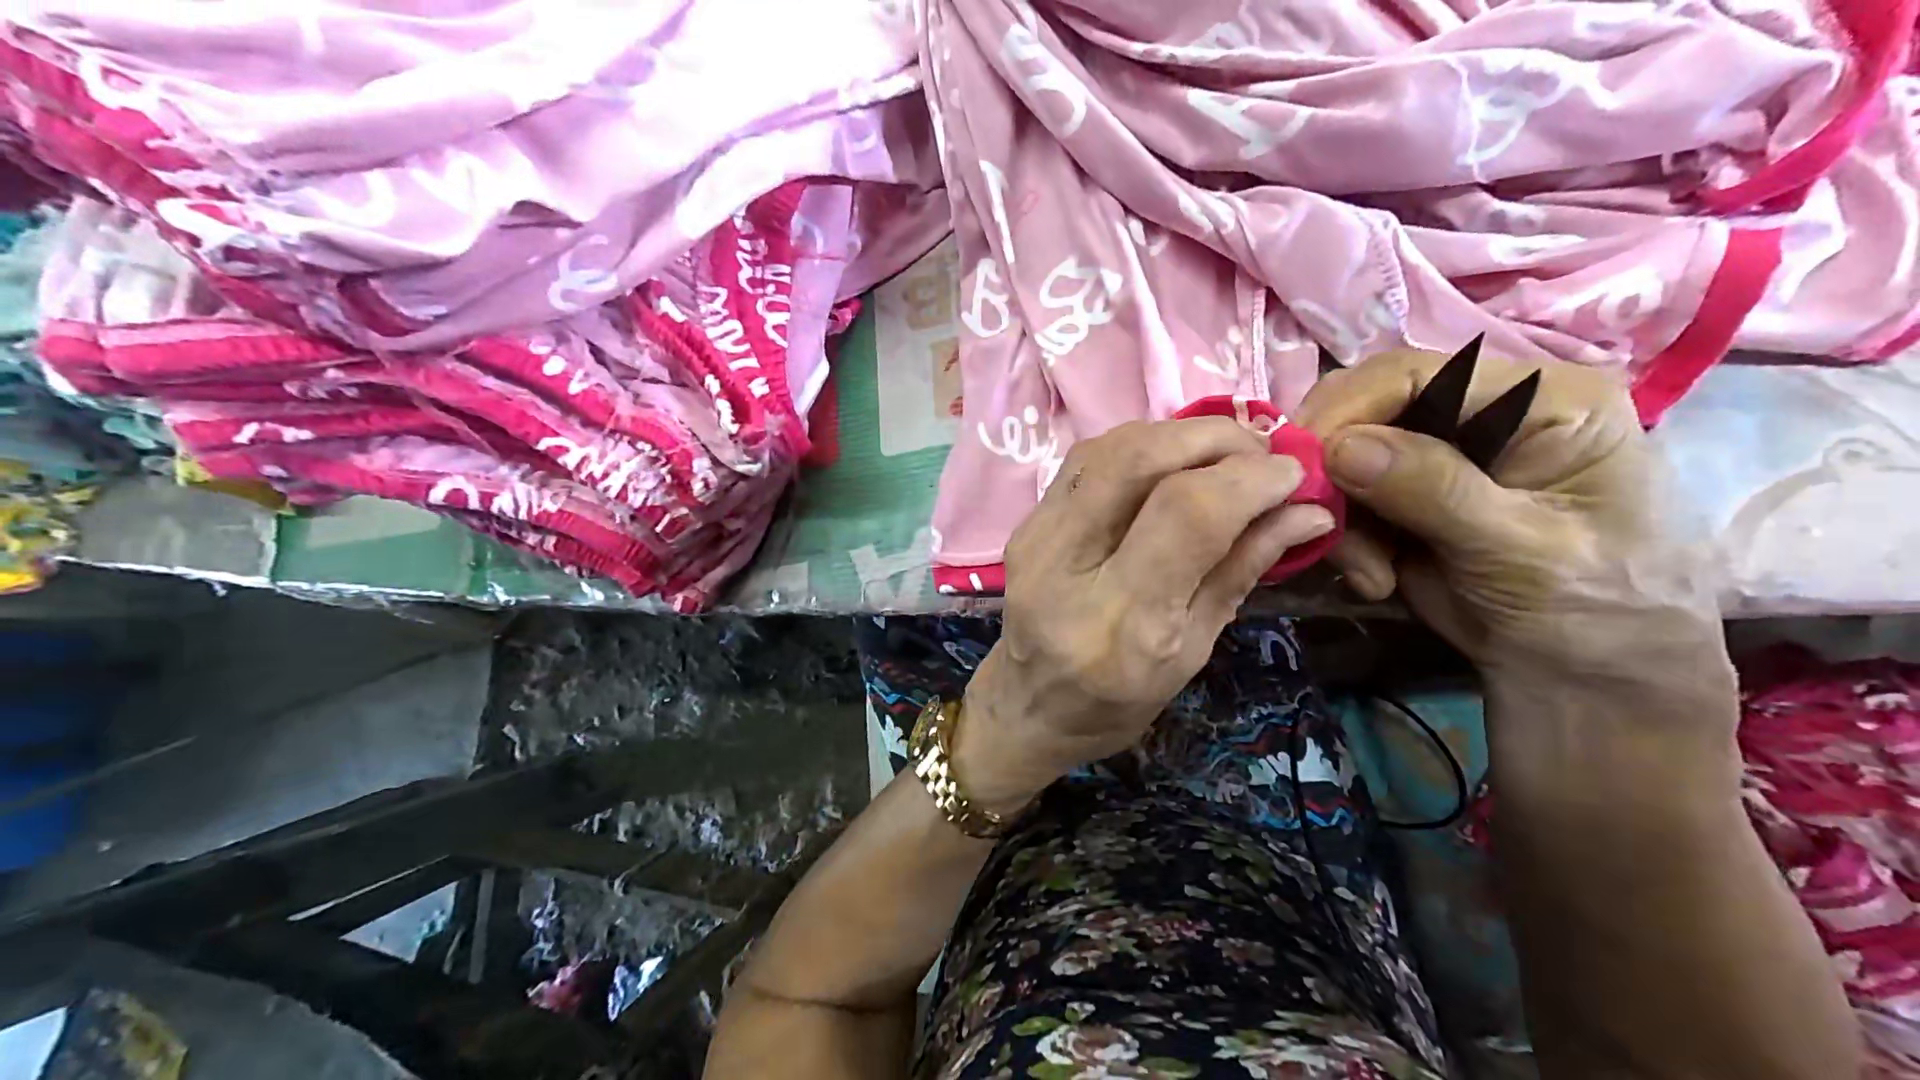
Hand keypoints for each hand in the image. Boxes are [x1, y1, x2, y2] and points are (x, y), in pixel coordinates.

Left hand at [952, 418, 1337, 815]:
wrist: (1029, 705)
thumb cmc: (1118, 700)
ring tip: (1223, 454)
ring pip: (1109, 447)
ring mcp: (1036, 537)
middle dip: (1213, 438)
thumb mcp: (1194, 650)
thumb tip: (1308, 509)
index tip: (1292, 473)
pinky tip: (1171, 462)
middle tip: (1260, 452)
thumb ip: (1242, 570)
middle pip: (1138, 459)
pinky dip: (1141, 446)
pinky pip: (1086, 459)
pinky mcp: (1024, 523)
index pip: (1185, 512)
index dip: (1249, 477)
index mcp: (1121, 620)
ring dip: (1177, 435)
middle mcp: (1067, 565)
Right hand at [1293, 348, 1734, 733]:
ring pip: (1343, 456)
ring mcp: (1440, 455)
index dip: (1348, 410)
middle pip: (1369, 406)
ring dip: (1341, 517)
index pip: (1417, 373)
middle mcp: (1482, 412)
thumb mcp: (1521, 550)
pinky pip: (1343, 497)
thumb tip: (1339, 447)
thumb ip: (1435, 491)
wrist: (1585, 678)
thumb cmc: (1592, 609)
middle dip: (1335, 468)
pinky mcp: (1405, 495)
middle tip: (1324, 525)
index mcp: (1541, 399)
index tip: (1302, 466)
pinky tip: (1377, 579)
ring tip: (1372, 574)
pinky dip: (1344, 538)